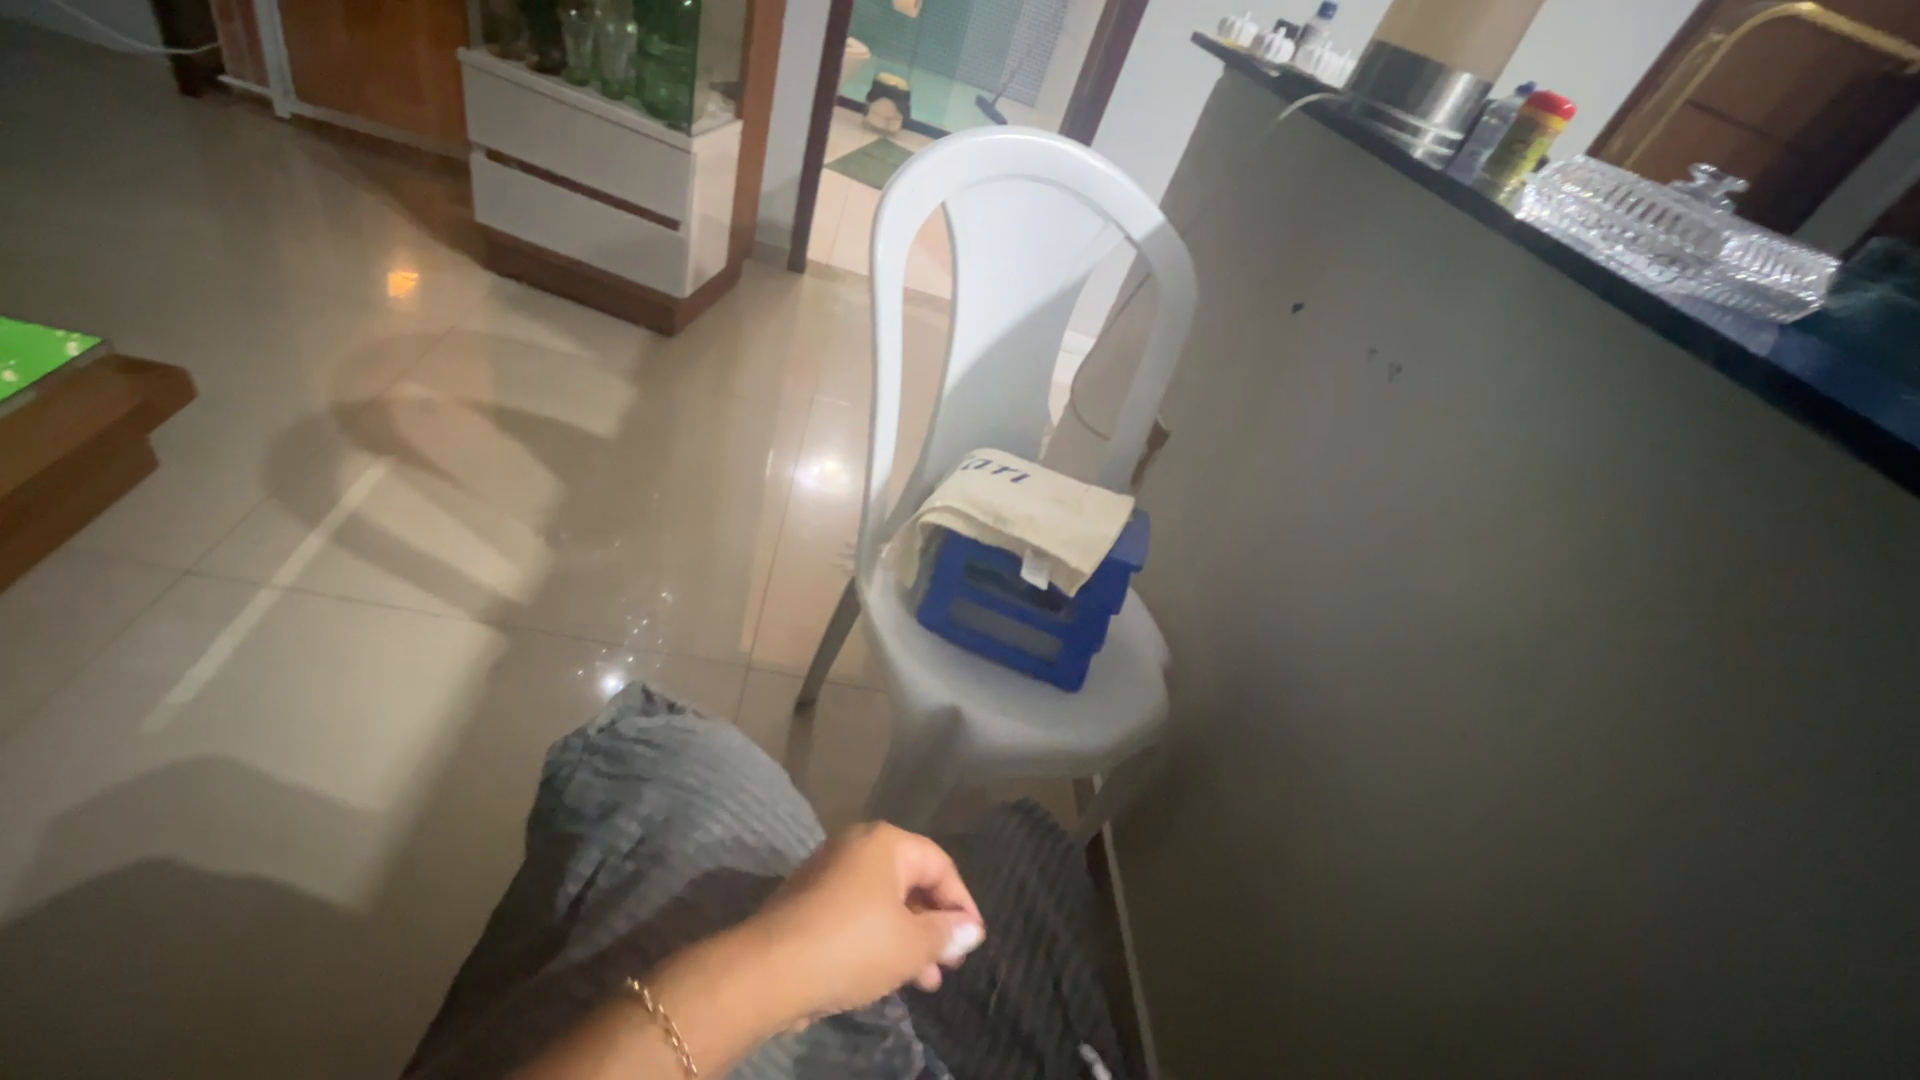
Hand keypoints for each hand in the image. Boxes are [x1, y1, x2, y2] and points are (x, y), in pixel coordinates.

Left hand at [750, 823, 985, 1019]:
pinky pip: (857, 914)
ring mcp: (828, 872)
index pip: (940, 865)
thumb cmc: (852, 945)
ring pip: (883, 903)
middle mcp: (857, 847)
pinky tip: (888, 975)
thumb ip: (945, 933)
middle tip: (950, 962)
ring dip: (909, 939)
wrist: (769, 970)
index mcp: (885, 843)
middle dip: (934, 925)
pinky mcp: (809, 902)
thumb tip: (970, 928)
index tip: (974, 940)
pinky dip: (878, 939)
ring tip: (925, 981)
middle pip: (910, 881)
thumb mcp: (911, 944)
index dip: (962, 903)